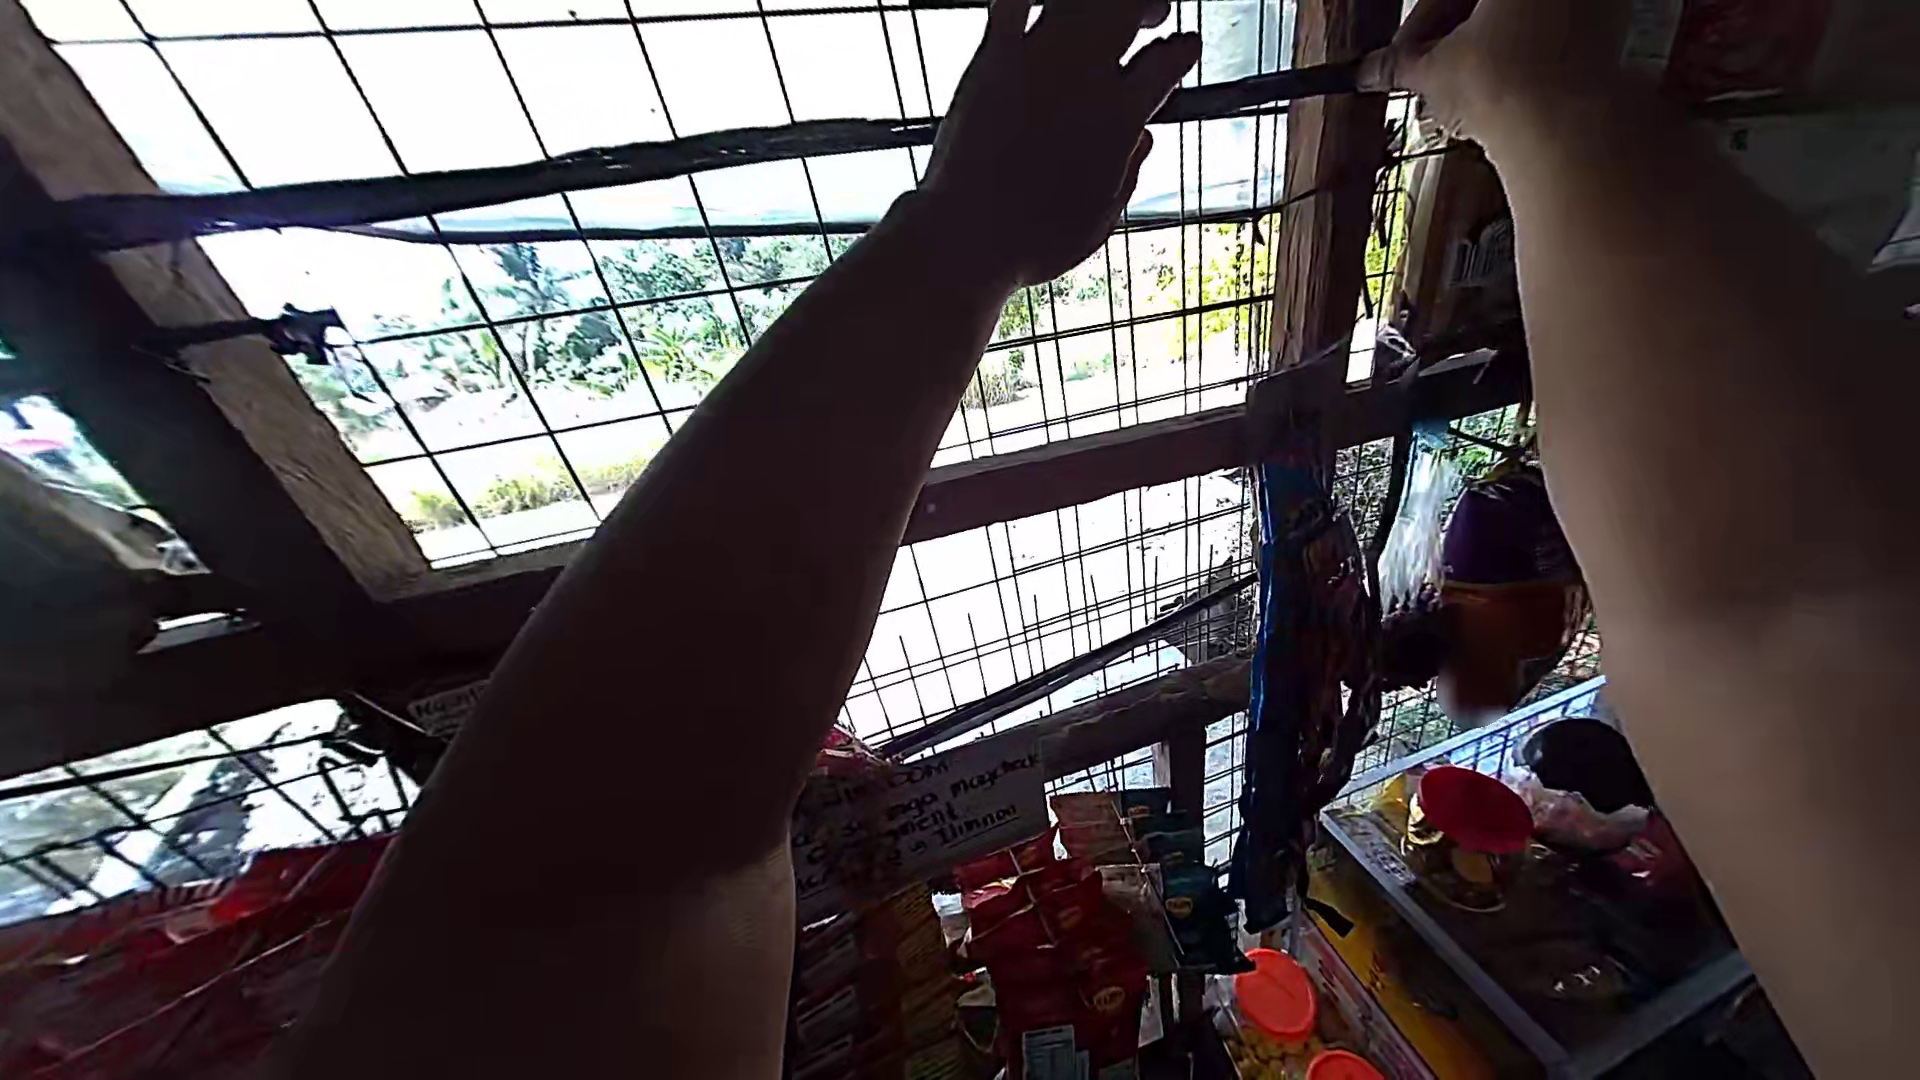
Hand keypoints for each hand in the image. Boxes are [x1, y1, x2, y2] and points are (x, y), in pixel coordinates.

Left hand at [917, 0, 1200, 287]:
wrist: (970, 237)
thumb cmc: (1033, 243)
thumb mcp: (1097, 223)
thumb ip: (1127, 175)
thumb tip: (1143, 139)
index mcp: (1120, 117)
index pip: (1167, 61)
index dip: (1182, 52)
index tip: (1185, 52)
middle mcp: (1084, 75)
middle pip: (1130, 6)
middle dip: (1150, 3)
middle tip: (1157, 13)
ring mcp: (1037, 59)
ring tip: (1108, 8)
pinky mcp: (993, 58)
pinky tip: (1041, 5)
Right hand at [1358, 0, 1628, 145]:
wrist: (1558, 118)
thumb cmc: (1501, 80)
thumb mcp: (1432, 72)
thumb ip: (1398, 66)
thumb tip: (1368, 71)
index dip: (1417, 26)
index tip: (1401, 55)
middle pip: (1483, 1)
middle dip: (1449, 32)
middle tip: (1424, 67)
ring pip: (1515, 12)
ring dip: (1480, 40)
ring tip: (1455, 79)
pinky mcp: (1607, 14)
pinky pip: (1546, 23)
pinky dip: (1515, 45)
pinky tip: (1491, 78)